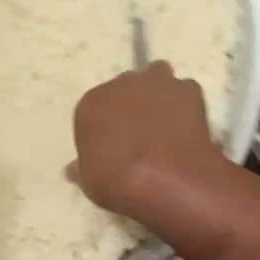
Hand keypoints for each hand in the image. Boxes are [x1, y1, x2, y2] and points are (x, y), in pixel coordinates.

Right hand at [68, 61, 223, 217]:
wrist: (165, 178)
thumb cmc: (116, 181)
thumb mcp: (89, 182)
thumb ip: (82, 168)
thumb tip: (72, 169)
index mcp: (90, 104)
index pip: (94, 110)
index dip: (104, 126)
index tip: (111, 145)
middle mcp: (121, 85)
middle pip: (124, 89)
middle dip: (130, 105)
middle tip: (138, 134)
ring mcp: (156, 83)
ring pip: (156, 77)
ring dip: (157, 92)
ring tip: (163, 121)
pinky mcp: (187, 89)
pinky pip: (184, 91)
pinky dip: (184, 104)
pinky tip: (186, 126)